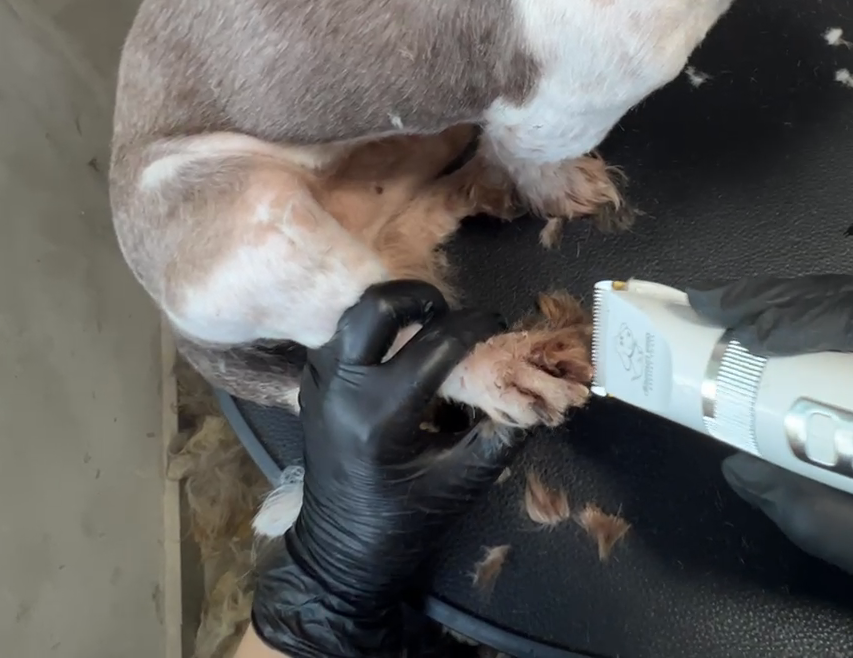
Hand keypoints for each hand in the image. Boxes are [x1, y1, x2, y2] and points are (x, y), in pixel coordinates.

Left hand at [251, 282, 521, 657]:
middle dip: (423, 298)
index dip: (476, 325)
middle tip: (451, 316)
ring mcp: (320, 380)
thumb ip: (503, 434)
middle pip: (379, 305)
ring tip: (427, 328)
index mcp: (381, 413)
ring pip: (355, 311)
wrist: (339, 554)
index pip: (438, 343)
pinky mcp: (311, 380)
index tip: (498, 326)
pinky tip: (399, 350)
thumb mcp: (462, 482)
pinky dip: (375, 329)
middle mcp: (344, 386)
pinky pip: (343, 332)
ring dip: (396, 309)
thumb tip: (541, 393)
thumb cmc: (404, 522)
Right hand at [690, 276, 852, 657]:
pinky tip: (745, 325)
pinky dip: (785, 321)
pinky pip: (836, 327)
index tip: (757, 337)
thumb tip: (743, 464)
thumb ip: (835, 524)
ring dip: (774, 301)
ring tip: (715, 309)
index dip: (819, 320)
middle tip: (712, 308)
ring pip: (842, 303)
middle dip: (779, 300)